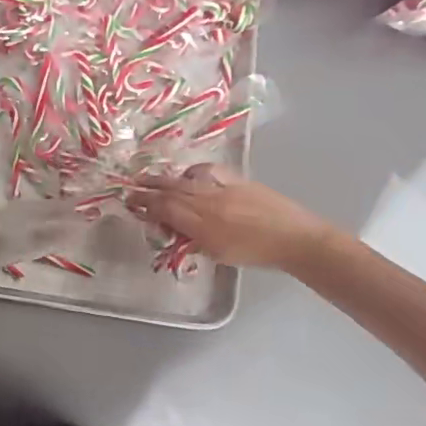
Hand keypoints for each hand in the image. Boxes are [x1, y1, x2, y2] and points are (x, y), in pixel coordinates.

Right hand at [129, 165, 339, 269]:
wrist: (296, 239)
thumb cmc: (256, 254)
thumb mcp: (216, 253)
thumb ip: (192, 239)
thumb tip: (173, 229)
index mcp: (201, 223)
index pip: (164, 208)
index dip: (144, 204)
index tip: (128, 201)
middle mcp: (209, 201)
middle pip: (172, 190)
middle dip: (149, 188)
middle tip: (131, 186)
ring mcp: (225, 188)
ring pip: (188, 179)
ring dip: (166, 178)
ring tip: (152, 178)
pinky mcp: (240, 181)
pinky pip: (210, 172)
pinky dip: (194, 172)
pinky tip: (190, 174)